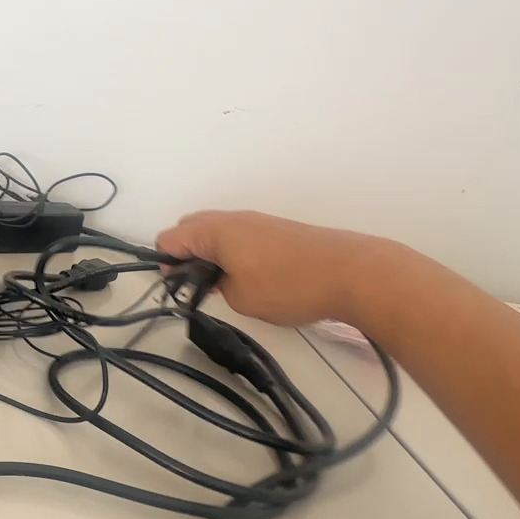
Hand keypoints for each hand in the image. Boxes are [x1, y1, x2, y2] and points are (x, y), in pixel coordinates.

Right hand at [155, 210, 428, 327]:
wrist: (353, 272)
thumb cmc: (289, 286)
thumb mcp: (241, 299)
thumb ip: (217, 286)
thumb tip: (219, 278)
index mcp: (213, 231)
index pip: (169, 239)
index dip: (166, 265)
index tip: (180, 289)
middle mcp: (230, 219)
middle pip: (190, 229)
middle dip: (187, 255)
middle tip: (200, 285)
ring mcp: (255, 221)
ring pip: (217, 231)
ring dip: (212, 253)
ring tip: (228, 284)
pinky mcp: (276, 229)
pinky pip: (240, 235)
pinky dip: (234, 251)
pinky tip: (254, 277)